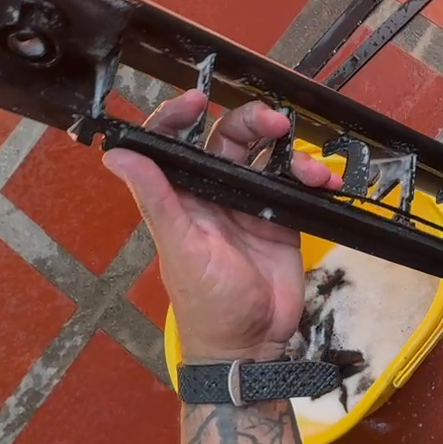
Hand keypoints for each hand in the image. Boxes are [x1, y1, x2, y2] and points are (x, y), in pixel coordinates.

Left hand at [103, 91, 343, 362]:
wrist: (253, 343)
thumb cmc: (209, 304)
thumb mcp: (182, 248)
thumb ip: (157, 199)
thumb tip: (116, 154)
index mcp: (182, 198)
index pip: (174, 144)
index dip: (181, 116)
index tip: (199, 100)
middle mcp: (215, 195)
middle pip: (230, 140)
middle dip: (253, 124)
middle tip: (276, 124)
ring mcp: (250, 207)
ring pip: (268, 159)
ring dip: (291, 152)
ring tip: (311, 167)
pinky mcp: (282, 221)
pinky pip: (297, 187)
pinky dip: (314, 179)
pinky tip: (326, 182)